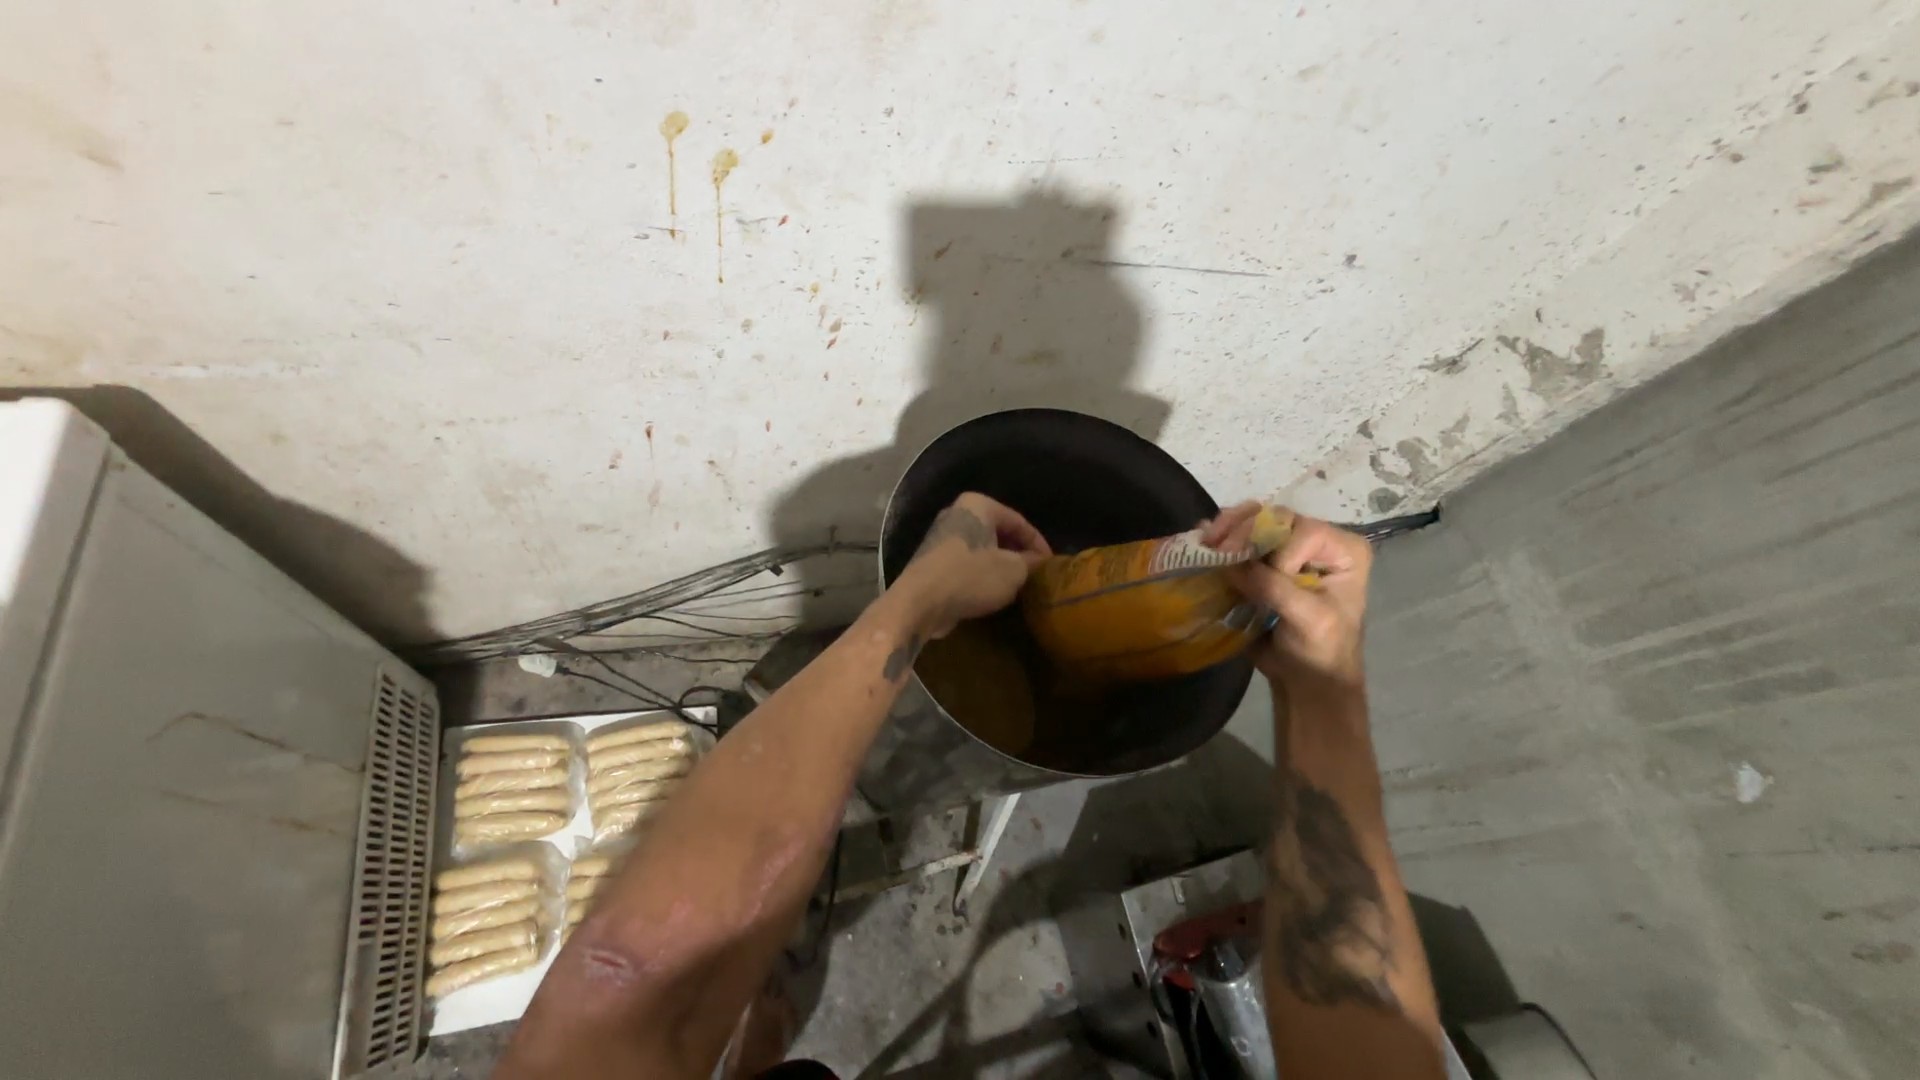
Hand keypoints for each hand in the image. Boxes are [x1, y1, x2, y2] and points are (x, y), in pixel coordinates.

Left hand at [893, 493, 1051, 637]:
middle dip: (1018, 552)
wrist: (919, 602)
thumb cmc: (971, 577)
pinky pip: (966, 563)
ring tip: (1018, 583)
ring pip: (982, 549)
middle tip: (1035, 572)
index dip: (1038, 543)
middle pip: (998, 532)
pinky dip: (981, 574)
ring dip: (1000, 565)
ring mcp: (941, 538)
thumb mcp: (1013, 570)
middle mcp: (957, 514)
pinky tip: (992, 592)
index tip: (1051, 563)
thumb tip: (1038, 561)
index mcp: (978, 505)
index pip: (1018, 521)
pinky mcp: (932, 561)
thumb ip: (1030, 562)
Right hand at [1201, 502, 1372, 685]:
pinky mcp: (1262, 557)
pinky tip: (1202, 541)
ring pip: (1254, 519)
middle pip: (1276, 518)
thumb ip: (1275, 590)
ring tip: (1206, 543)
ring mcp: (1287, 546)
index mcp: (1344, 551)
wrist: (1305, 678)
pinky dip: (1219, 535)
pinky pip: (1238, 534)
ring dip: (1226, 528)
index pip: (1307, 532)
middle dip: (1243, 530)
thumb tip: (1231, 565)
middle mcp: (1318, 541)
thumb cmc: (1320, 651)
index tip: (1270, 583)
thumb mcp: (1308, 621)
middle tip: (1217, 550)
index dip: (1282, 553)